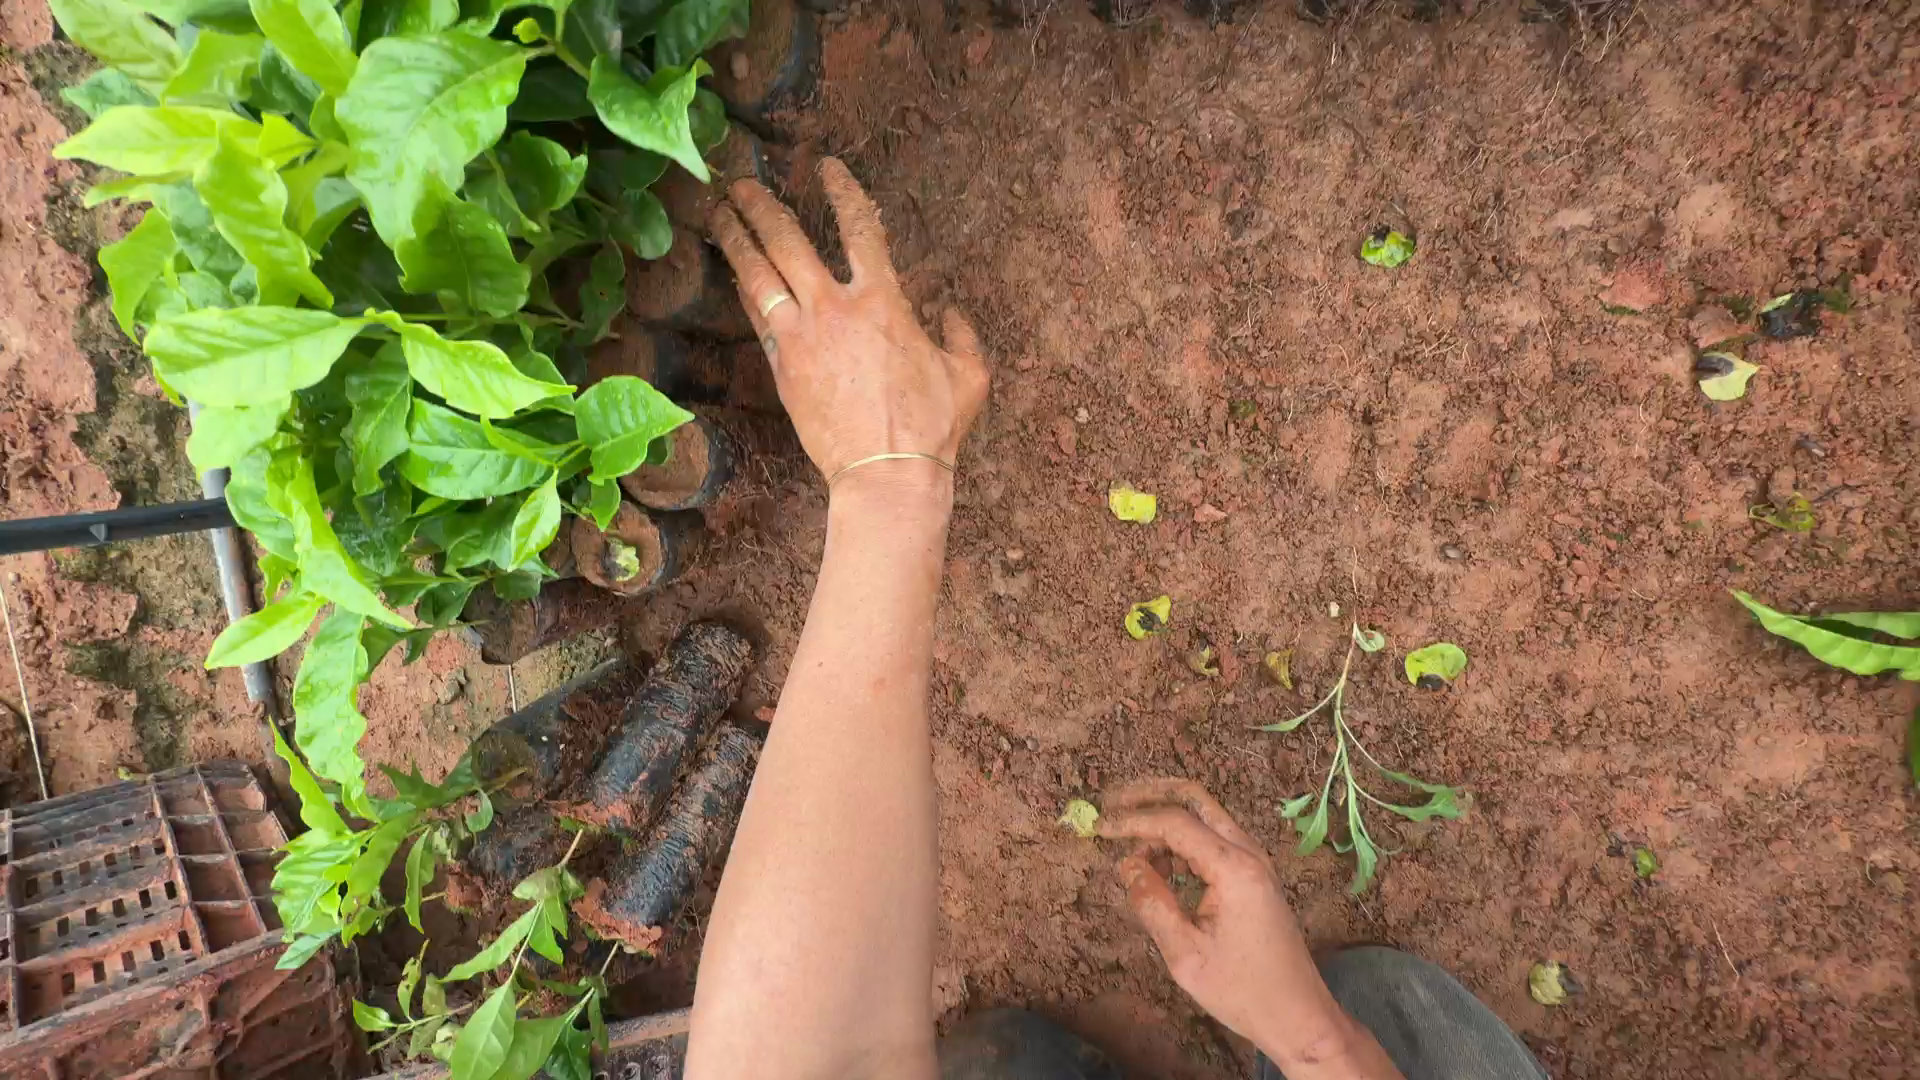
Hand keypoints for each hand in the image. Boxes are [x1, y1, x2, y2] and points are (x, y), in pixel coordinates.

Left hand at [706, 159, 989, 497]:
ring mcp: (802, 339)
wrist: (887, 472)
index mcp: (883, 302)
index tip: (827, 168)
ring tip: (716, 214)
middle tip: (738, 183)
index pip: (859, 228)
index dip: (843, 191)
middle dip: (760, 205)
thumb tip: (953, 315)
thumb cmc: (932, 426)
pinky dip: (744, 290)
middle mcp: (835, 309)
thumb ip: (963, 336)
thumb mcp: (969, 376)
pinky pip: (757, 318)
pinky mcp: (783, 369)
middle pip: (786, 240)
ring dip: (735, 239)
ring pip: (758, 275)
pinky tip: (735, 274)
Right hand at [1101, 780, 1391, 1074]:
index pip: (1174, 822)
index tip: (1100, 826)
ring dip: (1163, 819)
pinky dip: (1179, 839)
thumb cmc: (1243, 991)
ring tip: (1131, 848)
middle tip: (1113, 801)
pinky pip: (1210, 836)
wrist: (1300, 1018)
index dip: (1132, 821)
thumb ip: (1152, 904)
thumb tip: (1126, 864)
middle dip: (1149, 793)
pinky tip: (1158, 866)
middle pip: (1194, 797)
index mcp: (1234, 869)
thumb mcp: (1186, 956)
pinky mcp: (1251, 871)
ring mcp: (1253, 859)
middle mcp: (1247, 851)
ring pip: (1202, 814)